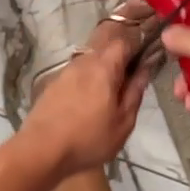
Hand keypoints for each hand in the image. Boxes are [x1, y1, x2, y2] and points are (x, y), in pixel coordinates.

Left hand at [21, 0, 157, 176]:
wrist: (40, 150)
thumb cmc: (88, 139)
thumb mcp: (123, 122)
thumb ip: (135, 92)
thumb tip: (145, 69)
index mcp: (104, 67)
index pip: (124, 41)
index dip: (138, 41)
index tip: (149, 50)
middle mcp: (83, 62)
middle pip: (105, 44)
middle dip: (121, 49)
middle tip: (134, 66)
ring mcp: (65, 71)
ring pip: (90, 58)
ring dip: (104, 63)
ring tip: (114, 85)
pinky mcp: (53, 84)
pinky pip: (78, 71)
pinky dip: (89, 76)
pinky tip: (92, 95)